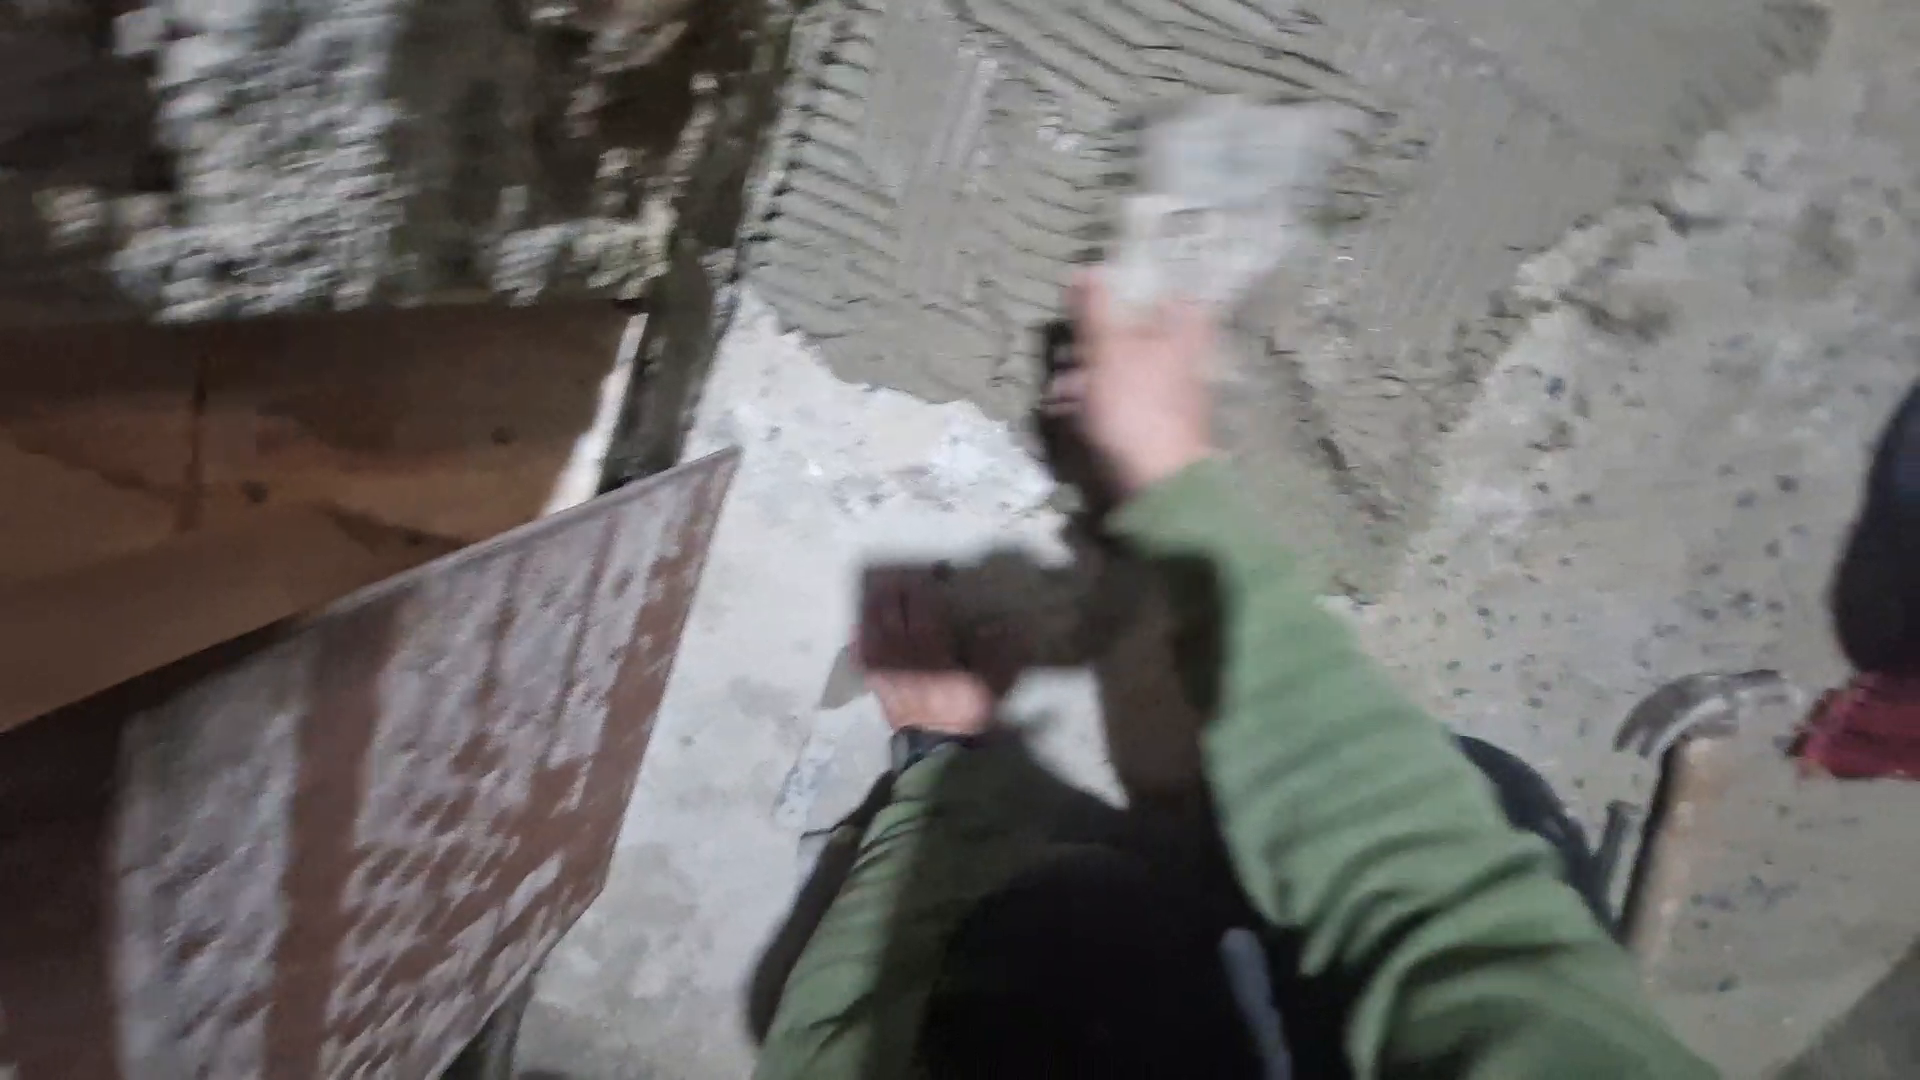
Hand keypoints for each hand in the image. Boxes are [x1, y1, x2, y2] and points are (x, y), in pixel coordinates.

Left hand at [857, 573, 996, 736]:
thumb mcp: (991, 680)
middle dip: (894, 592)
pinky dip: (858, 639)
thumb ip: (994, 650)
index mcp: (931, 646)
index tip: (927, 574)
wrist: (940, 749)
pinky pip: (862, 655)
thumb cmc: (966, 710)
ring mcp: (885, 667)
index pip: (920, 607)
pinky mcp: (876, 683)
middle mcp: (902, 651)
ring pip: (872, 629)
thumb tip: (995, 624)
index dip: (922, 587)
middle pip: (891, 612)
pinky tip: (858, 630)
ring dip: (874, 609)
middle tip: (898, 578)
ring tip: (878, 594)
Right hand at [1048, 268, 1216, 497]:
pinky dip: (1093, 402)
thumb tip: (1086, 269)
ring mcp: (1169, 394)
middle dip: (1094, 340)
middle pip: (1134, 333)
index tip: (1093, 298)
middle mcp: (1183, 357)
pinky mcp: (1152, 425)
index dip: (1127, 292)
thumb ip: (1095, 308)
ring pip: (1122, 369)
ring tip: (1056, 388)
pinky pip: (1118, 401)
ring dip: (1085, 374)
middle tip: (1064, 347)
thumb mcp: (1108, 350)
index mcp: (1183, 330)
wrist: (1156, 482)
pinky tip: (1066, 411)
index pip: (1162, 293)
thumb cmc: (1134, 408)